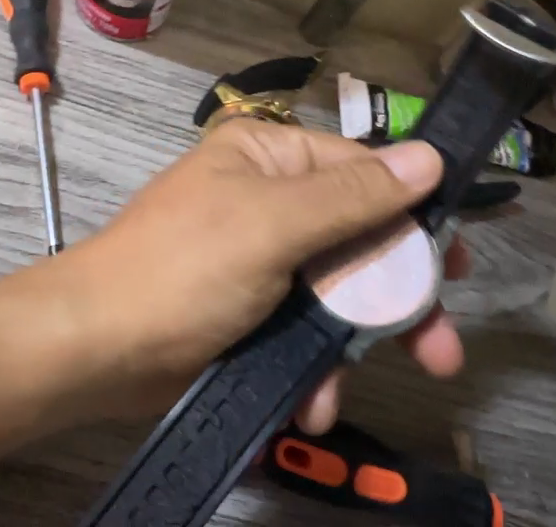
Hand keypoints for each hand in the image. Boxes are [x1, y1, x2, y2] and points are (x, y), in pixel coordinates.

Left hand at [44, 120, 469, 423]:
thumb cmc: (185, 267)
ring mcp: (260, 258)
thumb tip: (429, 154)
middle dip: (399, 295)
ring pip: (338, 291)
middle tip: (442, 347)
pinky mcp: (251, 311)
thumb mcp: (273, 224)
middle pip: (358, 237)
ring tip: (388, 389)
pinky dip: (317, 366)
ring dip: (363, 342)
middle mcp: (267, 199)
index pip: (360, 171)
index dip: (412, 213)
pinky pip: (305, 329)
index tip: (457, 262)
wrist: (98, 347)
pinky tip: (314, 400)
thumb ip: (354, 197)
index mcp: (267, 157)